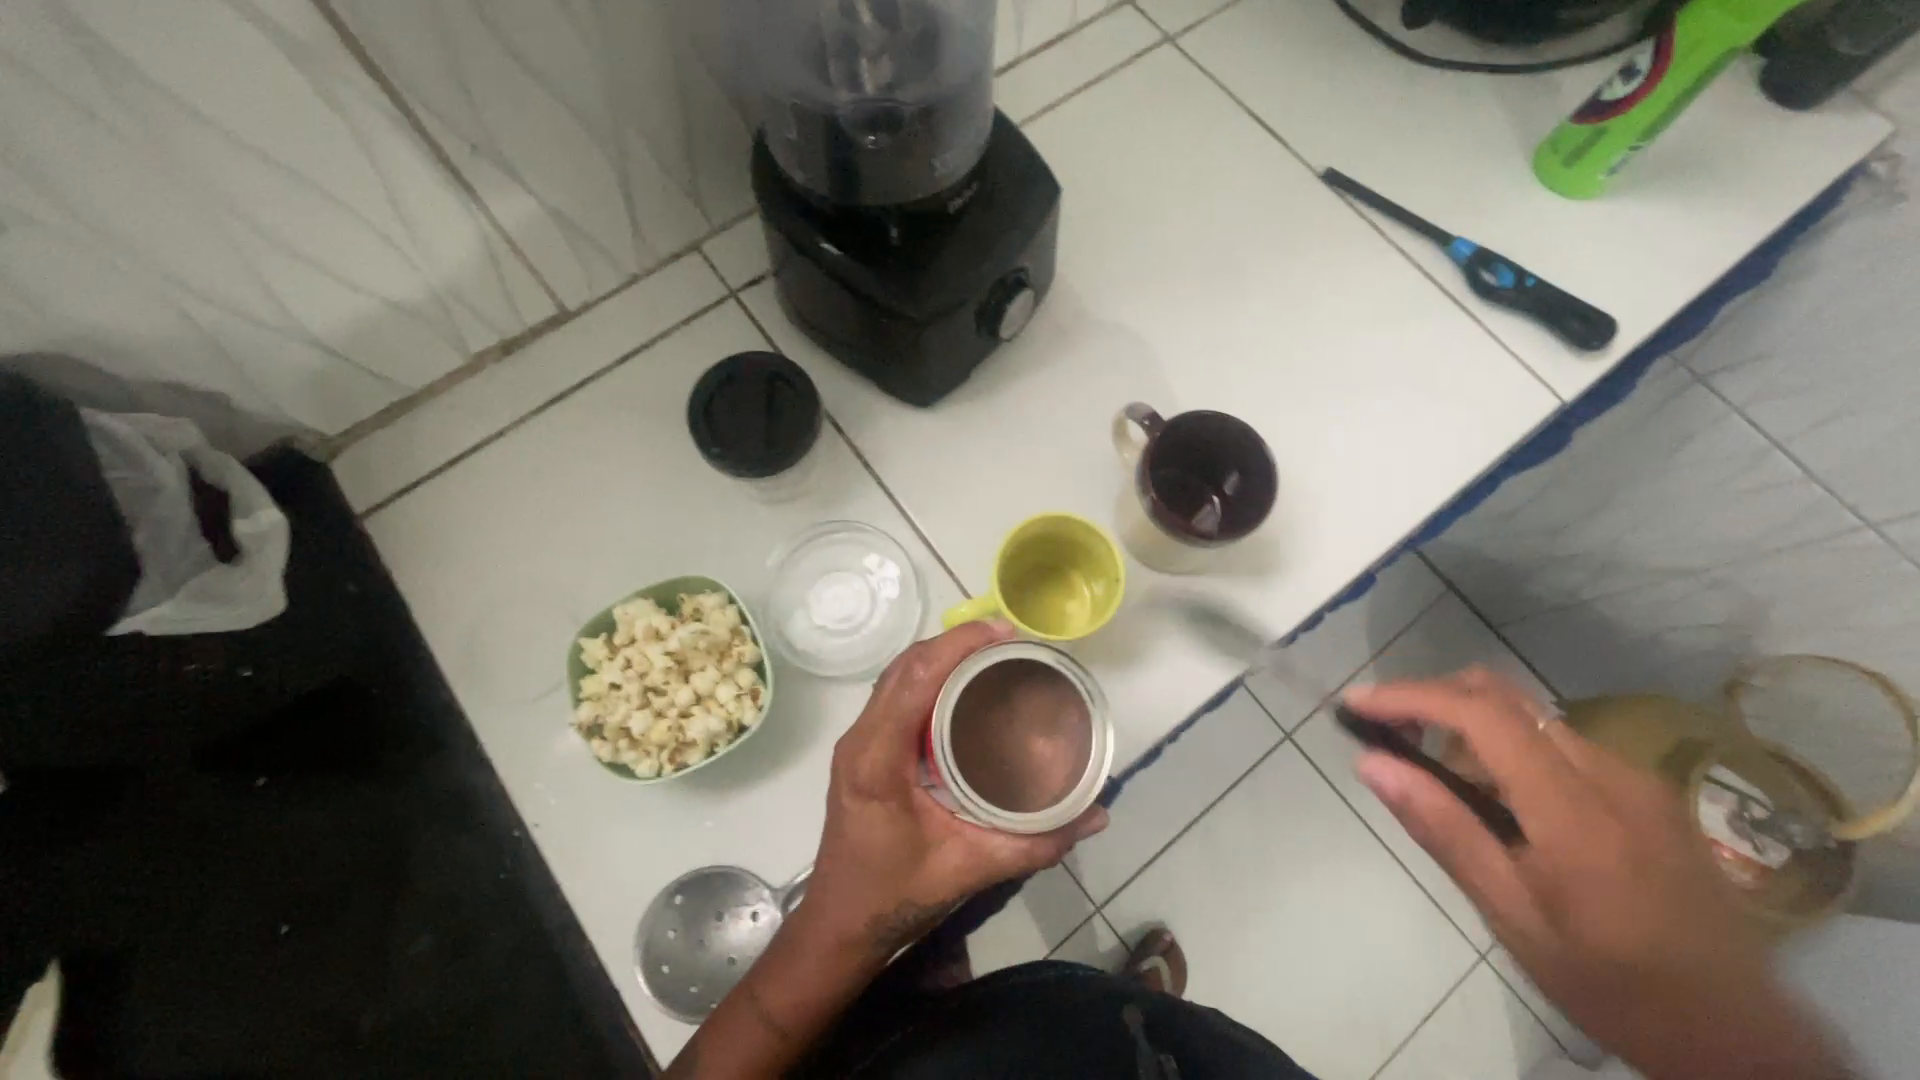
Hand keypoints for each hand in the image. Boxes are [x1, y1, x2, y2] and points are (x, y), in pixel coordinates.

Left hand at [804, 620, 1107, 964]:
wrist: (841, 922)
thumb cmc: (894, 896)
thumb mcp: (968, 870)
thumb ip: (1034, 844)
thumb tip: (1095, 815)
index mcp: (877, 759)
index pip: (915, 678)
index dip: (958, 644)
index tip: (1006, 633)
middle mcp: (861, 739)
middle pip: (906, 666)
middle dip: (956, 643)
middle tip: (1011, 644)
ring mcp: (858, 742)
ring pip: (898, 676)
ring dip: (941, 658)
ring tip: (993, 658)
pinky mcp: (864, 750)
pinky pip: (895, 695)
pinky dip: (929, 679)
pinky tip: (964, 689)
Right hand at [1344, 669, 1846, 1079]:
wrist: (1734, 1029)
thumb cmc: (1607, 980)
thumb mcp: (1510, 914)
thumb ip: (1443, 829)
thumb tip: (1372, 763)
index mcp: (1573, 810)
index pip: (1482, 716)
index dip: (1412, 697)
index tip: (1358, 704)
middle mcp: (1610, 774)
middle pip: (1506, 696)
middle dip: (1435, 698)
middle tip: (1387, 733)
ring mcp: (1636, 778)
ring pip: (1531, 718)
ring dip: (1470, 728)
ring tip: (1437, 780)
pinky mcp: (1647, 791)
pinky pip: (1560, 744)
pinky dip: (1509, 750)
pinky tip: (1497, 801)